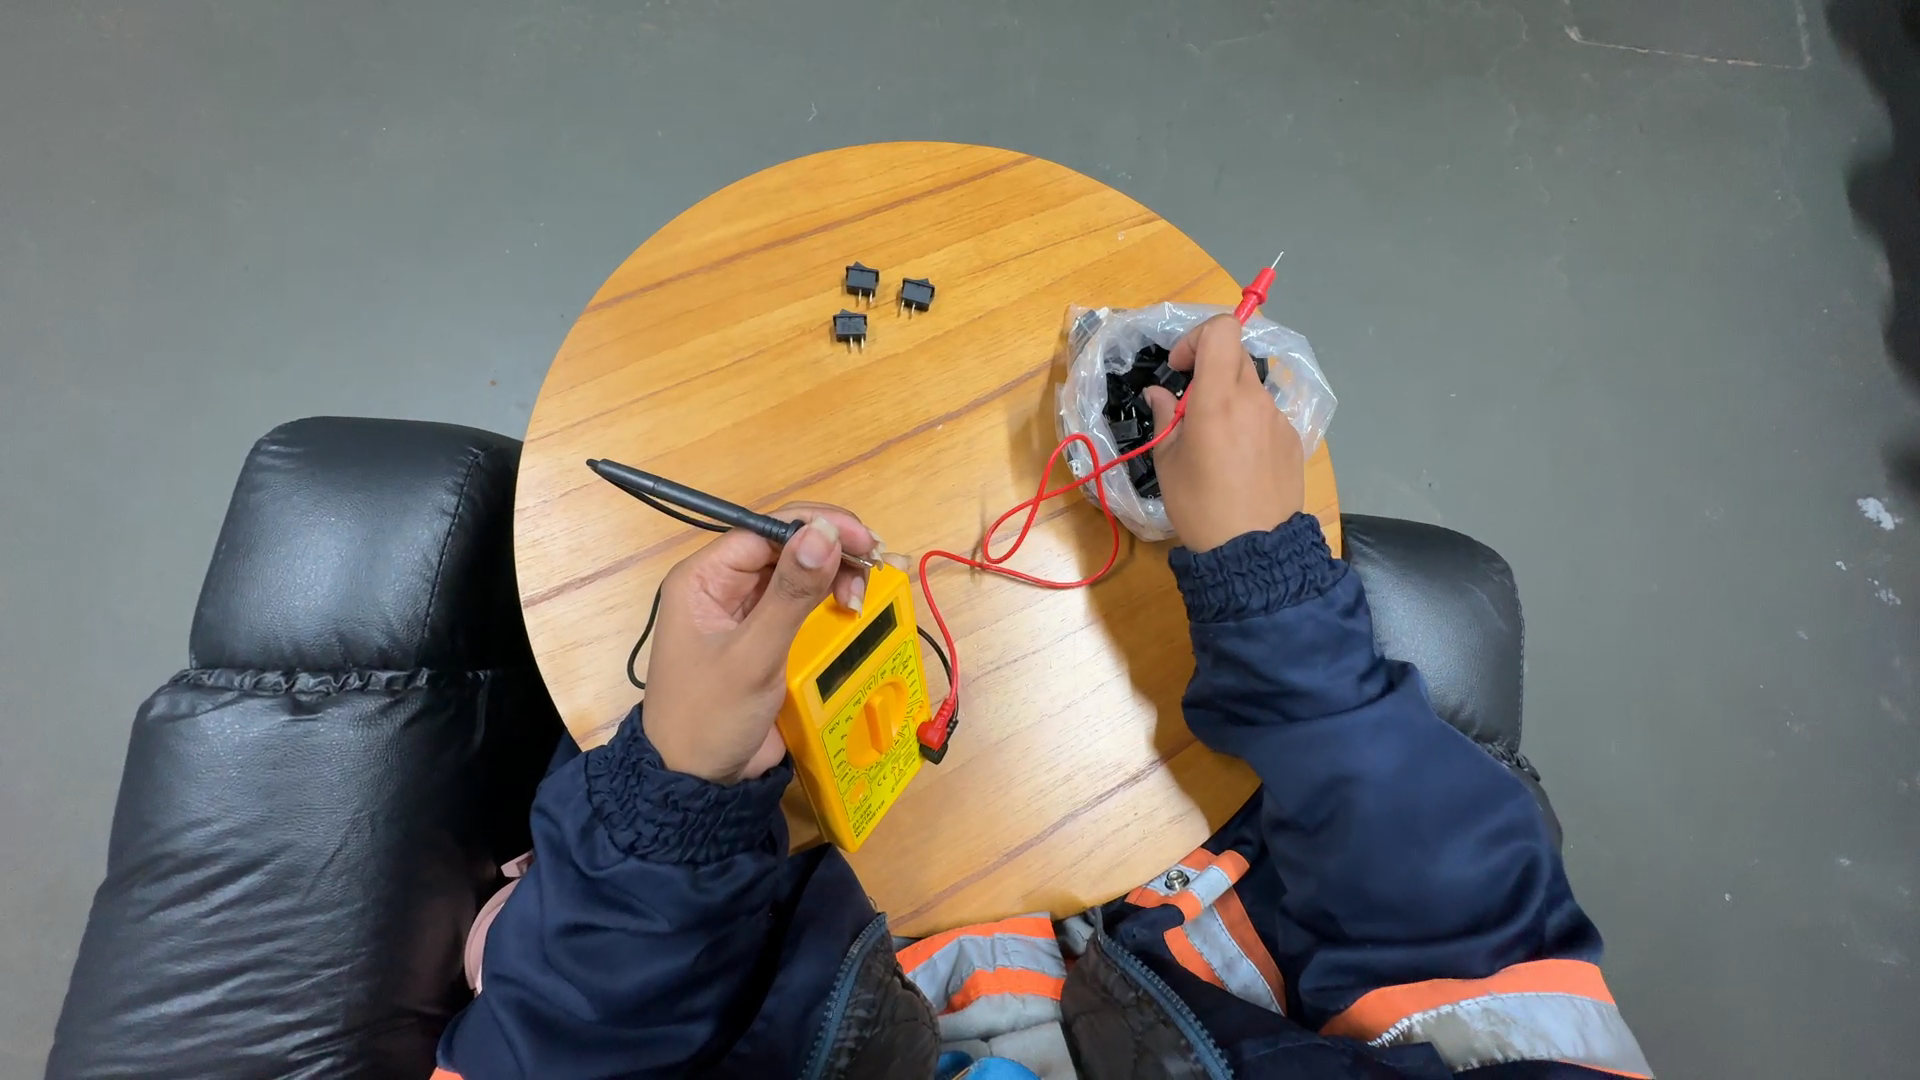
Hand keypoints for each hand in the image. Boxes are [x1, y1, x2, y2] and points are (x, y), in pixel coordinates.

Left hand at [641, 504, 878, 782]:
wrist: (699, 784)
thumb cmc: (711, 717)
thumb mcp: (754, 655)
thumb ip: (791, 593)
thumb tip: (825, 531)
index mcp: (705, 579)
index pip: (766, 529)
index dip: (817, 527)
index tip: (864, 540)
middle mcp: (725, 586)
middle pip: (787, 545)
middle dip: (833, 549)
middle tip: (874, 566)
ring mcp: (748, 611)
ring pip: (800, 571)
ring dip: (836, 573)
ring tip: (862, 594)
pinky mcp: (769, 635)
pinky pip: (804, 603)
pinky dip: (832, 599)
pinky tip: (854, 605)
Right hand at [1142, 314, 1304, 551]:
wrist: (1253, 548)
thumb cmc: (1199, 504)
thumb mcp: (1167, 461)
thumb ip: (1165, 417)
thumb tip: (1160, 394)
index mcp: (1218, 399)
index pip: (1222, 329)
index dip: (1197, 338)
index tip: (1180, 368)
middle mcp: (1254, 399)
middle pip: (1235, 355)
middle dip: (1209, 369)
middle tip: (1190, 408)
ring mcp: (1278, 418)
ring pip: (1250, 387)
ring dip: (1228, 398)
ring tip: (1214, 442)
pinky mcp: (1293, 438)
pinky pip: (1265, 415)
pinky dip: (1247, 422)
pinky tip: (1238, 461)